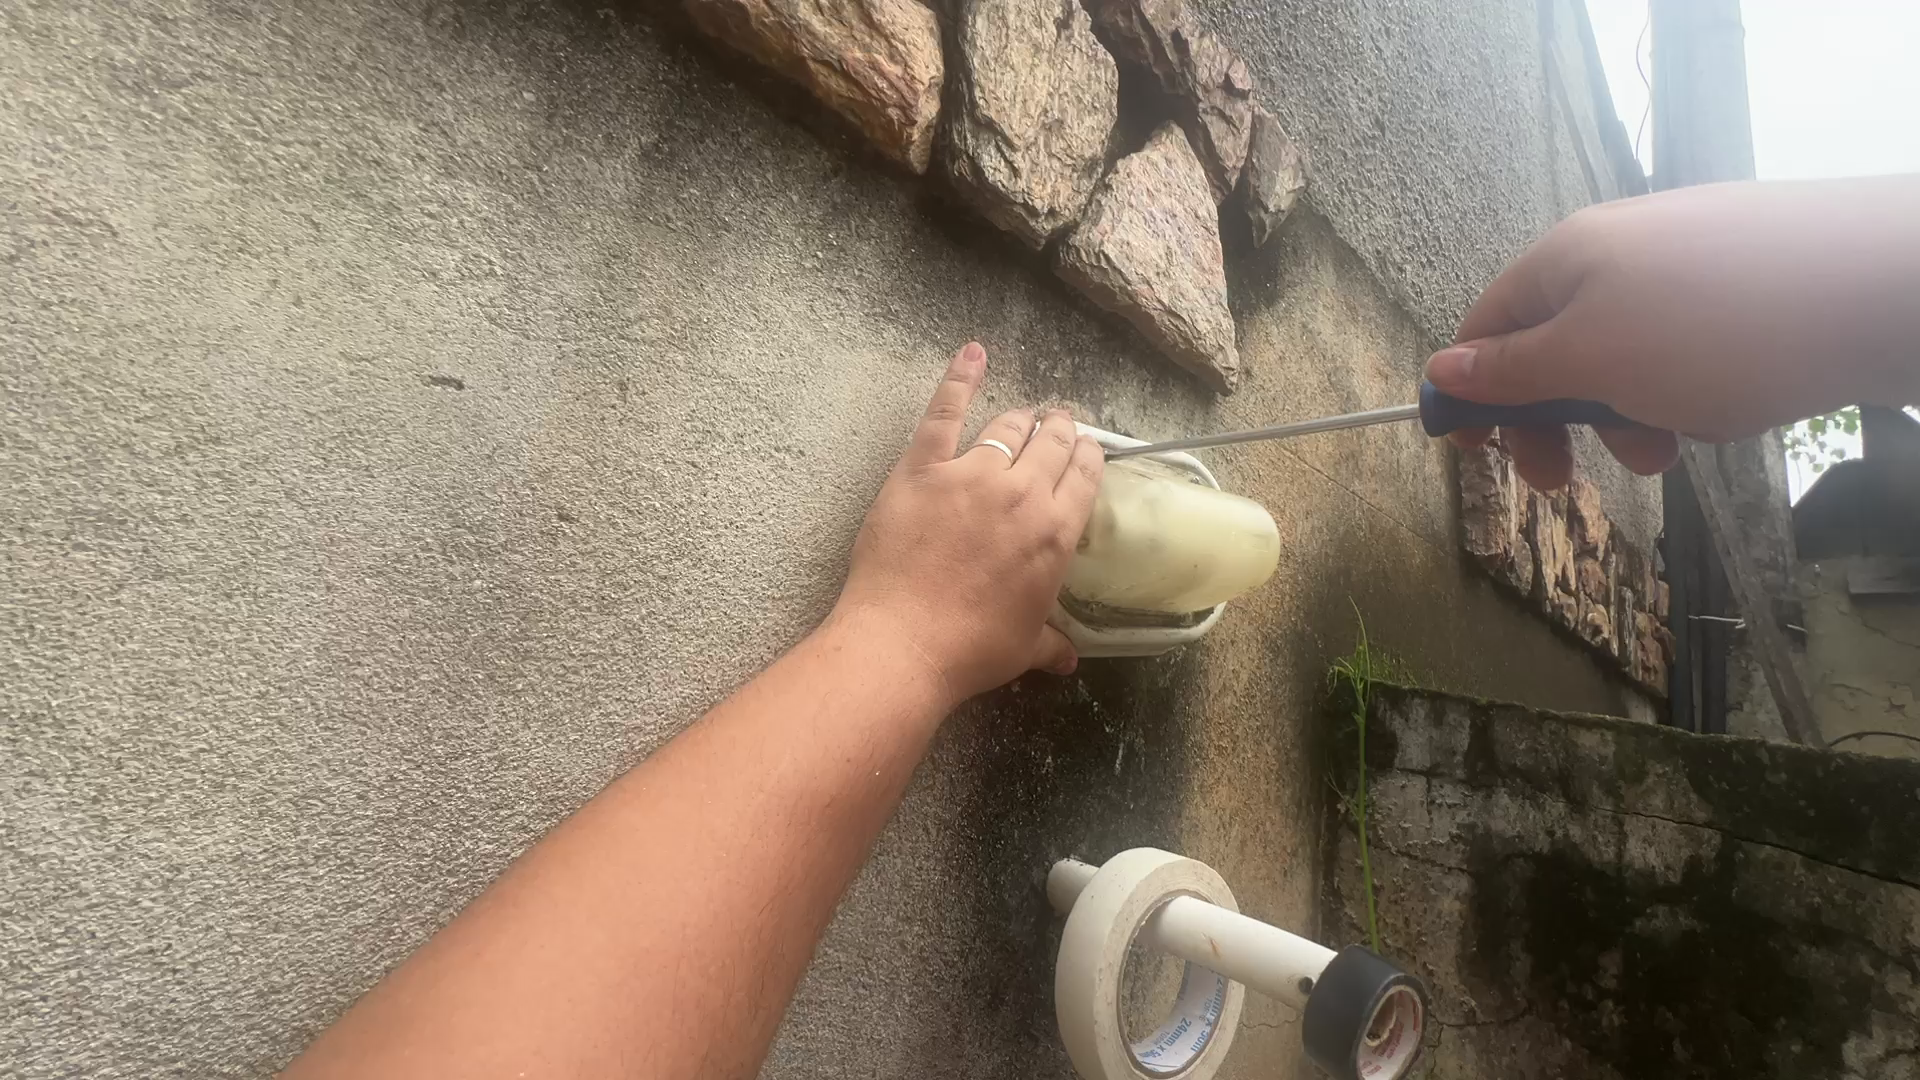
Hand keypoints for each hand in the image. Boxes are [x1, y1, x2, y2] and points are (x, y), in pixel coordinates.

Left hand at [830, 342, 1104, 706]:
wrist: (904, 642)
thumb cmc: (970, 650)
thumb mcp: (1023, 648)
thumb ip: (1051, 643)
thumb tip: (1069, 660)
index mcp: (1055, 534)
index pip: (1085, 475)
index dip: (1087, 457)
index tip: (1084, 451)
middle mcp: (1023, 494)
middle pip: (1053, 443)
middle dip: (1060, 430)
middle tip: (1058, 425)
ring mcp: (972, 474)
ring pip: (1008, 428)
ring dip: (1023, 418)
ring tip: (1027, 414)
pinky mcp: (924, 468)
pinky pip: (944, 413)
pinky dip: (959, 379)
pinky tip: (972, 352)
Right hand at [1425, 176, 1919, 488]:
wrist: (1917, 282)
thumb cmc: (1717, 330)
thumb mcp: (1587, 362)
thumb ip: (1504, 372)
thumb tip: (1438, 370)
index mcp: (1562, 259)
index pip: (1482, 330)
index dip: (1469, 393)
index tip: (1477, 452)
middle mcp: (1616, 247)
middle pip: (1546, 347)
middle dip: (1549, 419)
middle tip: (1558, 480)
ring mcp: (1690, 256)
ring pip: (1614, 352)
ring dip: (1615, 414)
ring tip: (1658, 453)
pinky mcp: (1752, 273)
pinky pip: (1678, 342)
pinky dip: (1675, 388)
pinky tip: (1711, 411)